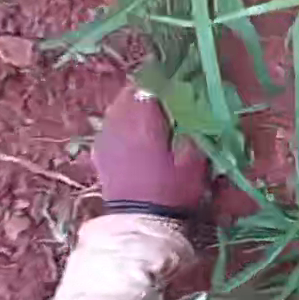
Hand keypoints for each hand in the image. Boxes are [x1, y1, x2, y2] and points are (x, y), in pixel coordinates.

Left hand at [93, 83, 208, 211]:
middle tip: (170, 94)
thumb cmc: (172, 191)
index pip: (150, 83)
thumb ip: (195, 129)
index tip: (181, 77)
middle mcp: (119, 122)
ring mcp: (105, 137)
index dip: (166, 77)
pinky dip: (125, 121)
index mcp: (144, 120)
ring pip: (119, 106)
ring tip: (154, 111)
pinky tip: (138, 132)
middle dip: (150, 88)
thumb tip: (199, 107)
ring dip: (136, 103)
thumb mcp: (195, 161)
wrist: (140, 222)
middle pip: (131, 91)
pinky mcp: (100, 151)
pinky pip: (112, 124)